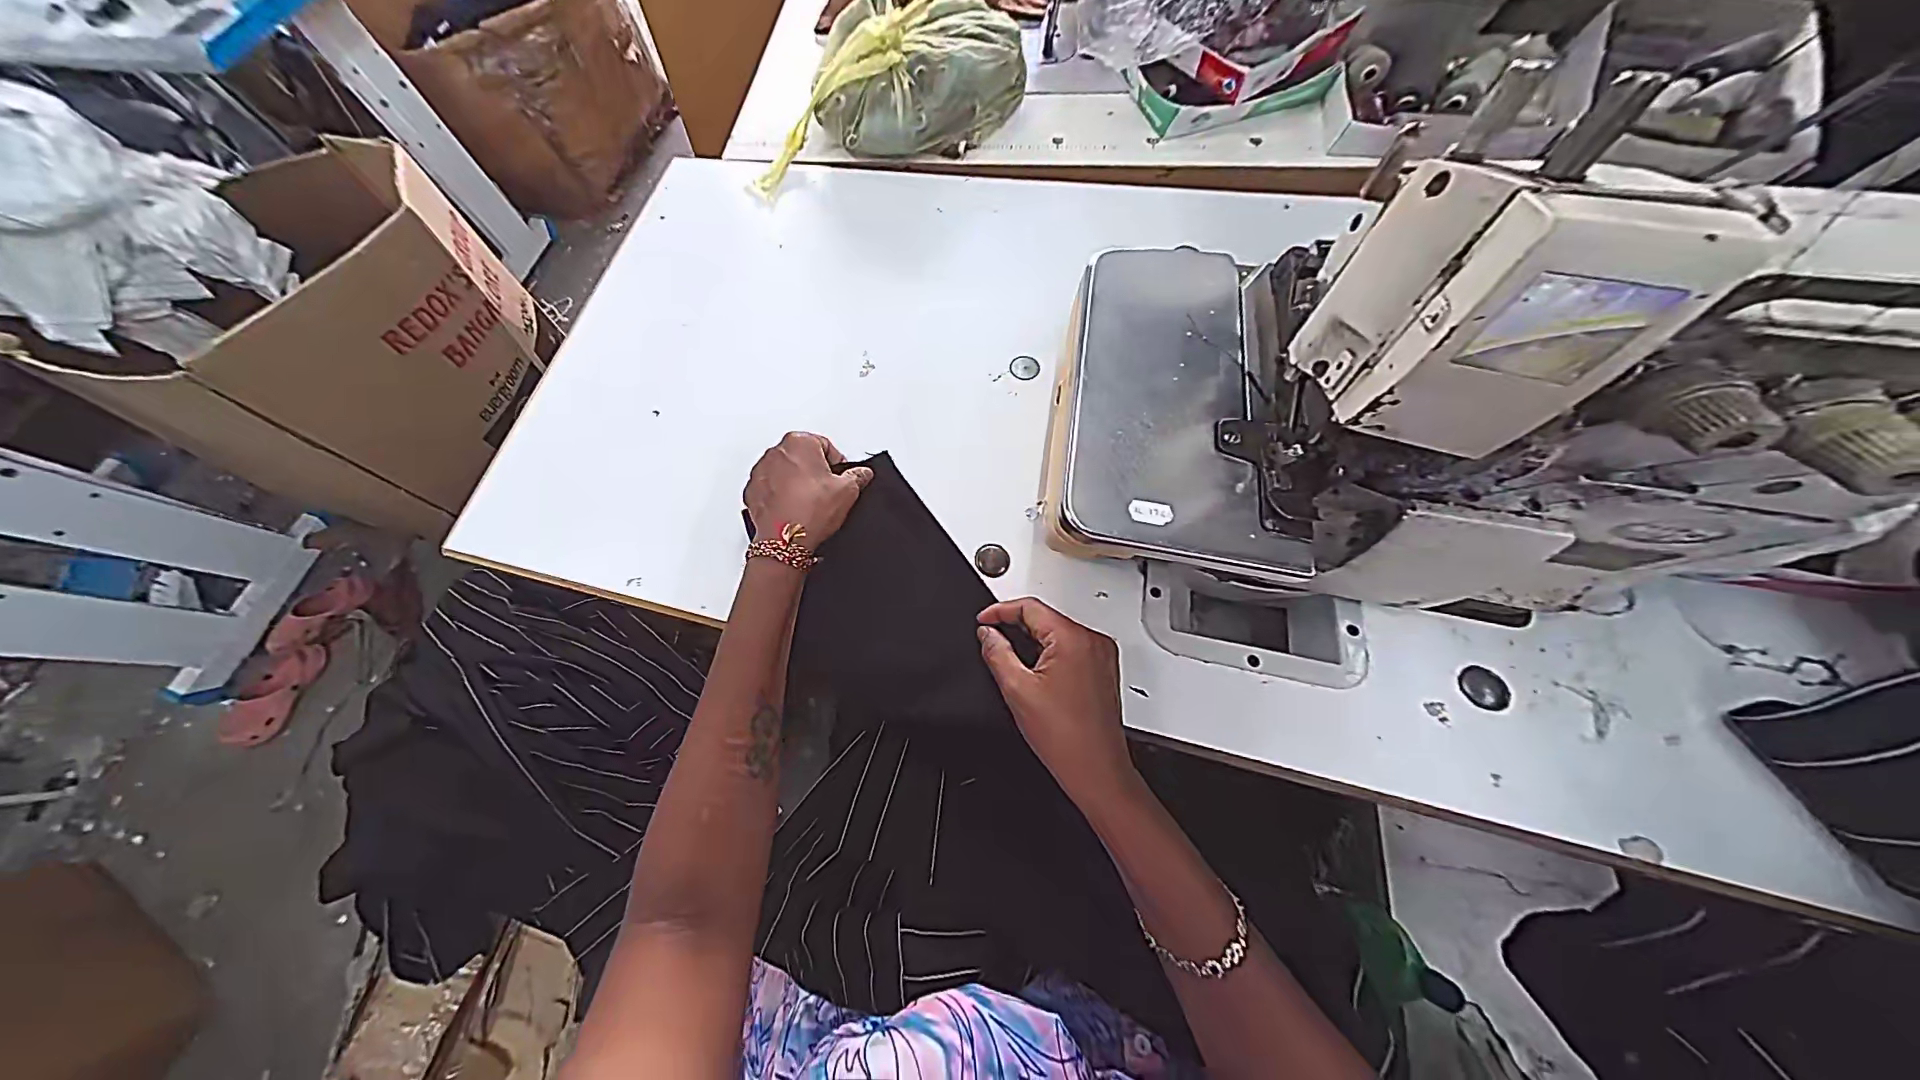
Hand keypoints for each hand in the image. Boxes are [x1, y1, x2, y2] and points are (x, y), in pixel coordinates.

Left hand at [743, 433, 872, 549]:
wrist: (784, 540)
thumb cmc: (809, 511)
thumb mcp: (847, 491)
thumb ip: (857, 476)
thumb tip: (862, 474)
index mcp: (799, 442)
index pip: (824, 444)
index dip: (836, 462)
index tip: (839, 477)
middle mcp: (775, 452)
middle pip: (802, 455)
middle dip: (814, 470)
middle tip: (825, 490)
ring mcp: (761, 471)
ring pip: (784, 471)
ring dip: (795, 481)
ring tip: (809, 502)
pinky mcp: (752, 490)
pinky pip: (770, 487)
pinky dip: (780, 495)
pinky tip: (794, 508)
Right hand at [977, 597, 1135, 805]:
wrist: (1095, 768)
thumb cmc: (1066, 738)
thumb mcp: (1017, 689)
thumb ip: (996, 653)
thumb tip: (987, 633)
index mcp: (1073, 639)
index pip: (1030, 607)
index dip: (1000, 611)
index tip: (984, 620)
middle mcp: (1093, 641)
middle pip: (1045, 617)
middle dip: (1015, 626)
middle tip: (991, 639)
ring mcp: (1101, 654)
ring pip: (1058, 632)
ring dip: (1032, 640)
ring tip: (1012, 660)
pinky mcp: (1103, 667)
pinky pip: (1071, 647)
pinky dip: (1050, 652)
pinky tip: (1036, 673)